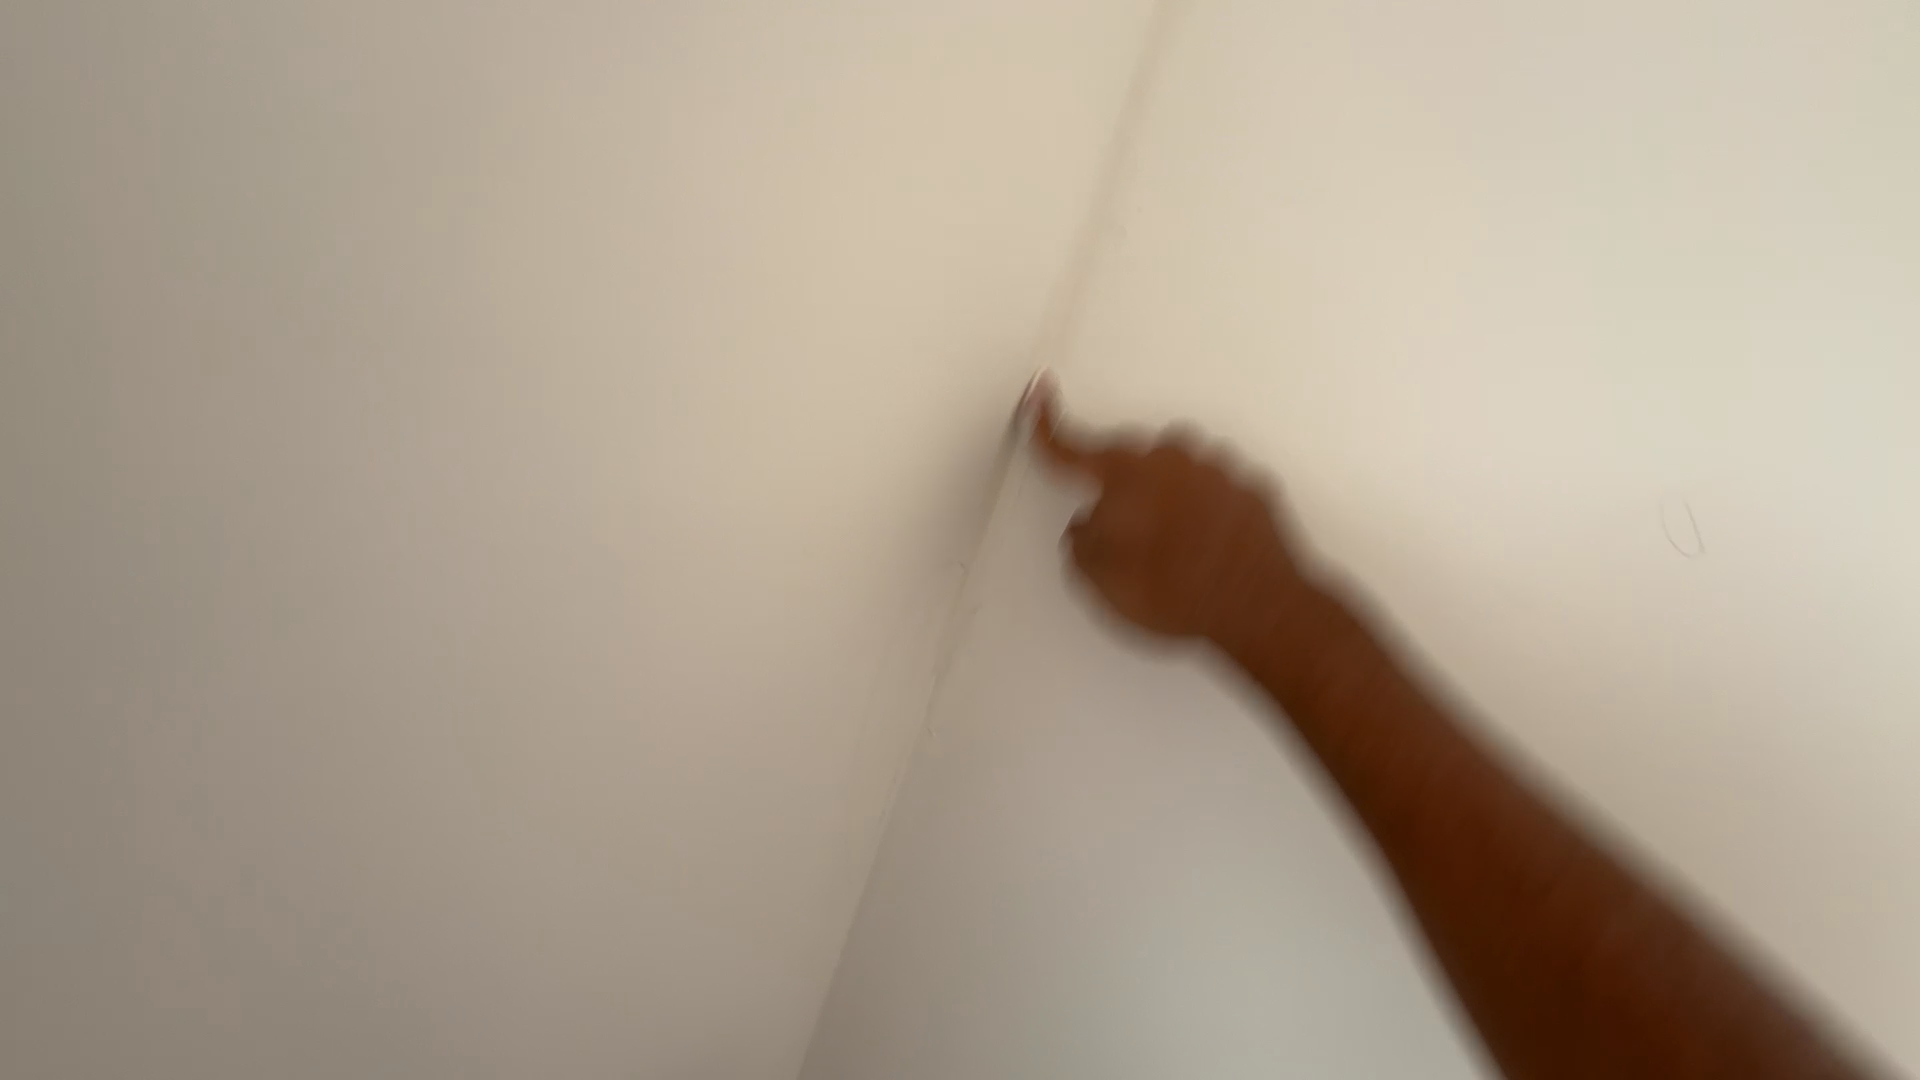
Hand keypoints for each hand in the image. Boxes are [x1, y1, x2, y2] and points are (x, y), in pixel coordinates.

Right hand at [1027, 381, 1309, 647]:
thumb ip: (1081, 539)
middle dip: (1120, 497)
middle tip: (1125, 546)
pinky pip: (1213, 495)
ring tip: (1172, 558)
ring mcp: (1218, 471)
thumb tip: (1088, 527)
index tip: (1039, 401)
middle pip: (1130, 465)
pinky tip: (1202, 551)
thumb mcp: (1098, 577)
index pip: (1073, 448)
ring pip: (1175, 477)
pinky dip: (1203, 516)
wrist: (1258, 609)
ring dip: (1165, 507)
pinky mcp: (1250, 491)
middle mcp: (1174, 459)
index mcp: (1127, 473)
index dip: (1047, 430)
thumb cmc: (1177, 591)